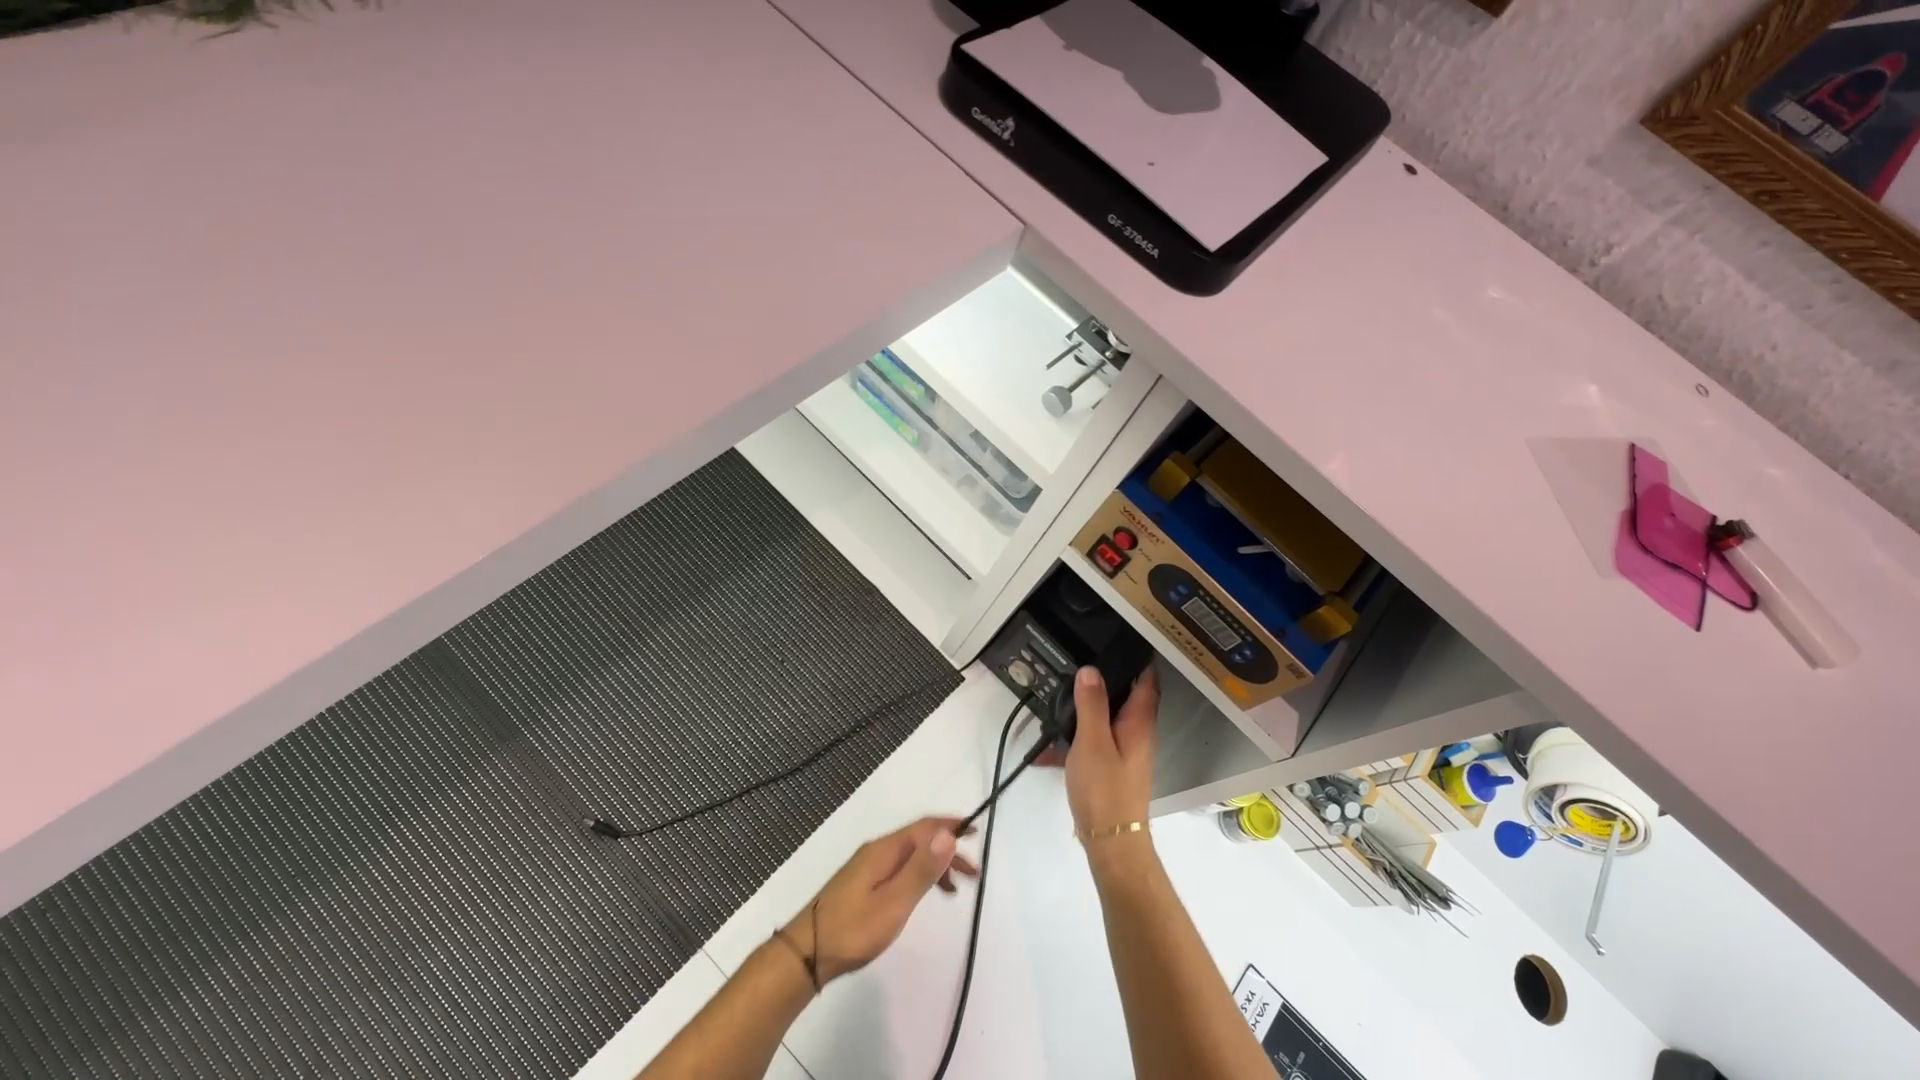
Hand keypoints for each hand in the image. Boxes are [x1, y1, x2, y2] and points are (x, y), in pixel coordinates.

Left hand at [781, 817, 977, 982]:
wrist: (807, 953)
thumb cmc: (854, 929)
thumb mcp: (895, 902)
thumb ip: (922, 869)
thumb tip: (947, 834)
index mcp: (884, 850)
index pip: (924, 827)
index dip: (951, 827)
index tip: (976, 832)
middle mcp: (876, 852)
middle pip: (919, 840)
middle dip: (948, 849)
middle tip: (973, 873)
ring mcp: (867, 868)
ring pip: (909, 857)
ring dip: (934, 866)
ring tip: (954, 890)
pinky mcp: (862, 885)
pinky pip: (899, 870)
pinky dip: (918, 877)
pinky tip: (922, 896)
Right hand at [1040, 664, 1159, 835]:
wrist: (1110, 841)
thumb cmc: (1104, 788)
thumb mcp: (1093, 741)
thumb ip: (1091, 705)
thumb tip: (1092, 670)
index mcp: (1139, 722)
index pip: (1147, 680)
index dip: (1139, 659)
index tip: (1122, 639)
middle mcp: (1137, 734)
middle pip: (1124, 698)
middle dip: (1104, 682)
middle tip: (1078, 664)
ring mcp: (1125, 753)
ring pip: (1105, 722)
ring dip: (1083, 713)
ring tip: (1054, 703)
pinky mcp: (1111, 770)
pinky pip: (1092, 745)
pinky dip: (1073, 743)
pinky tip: (1046, 750)